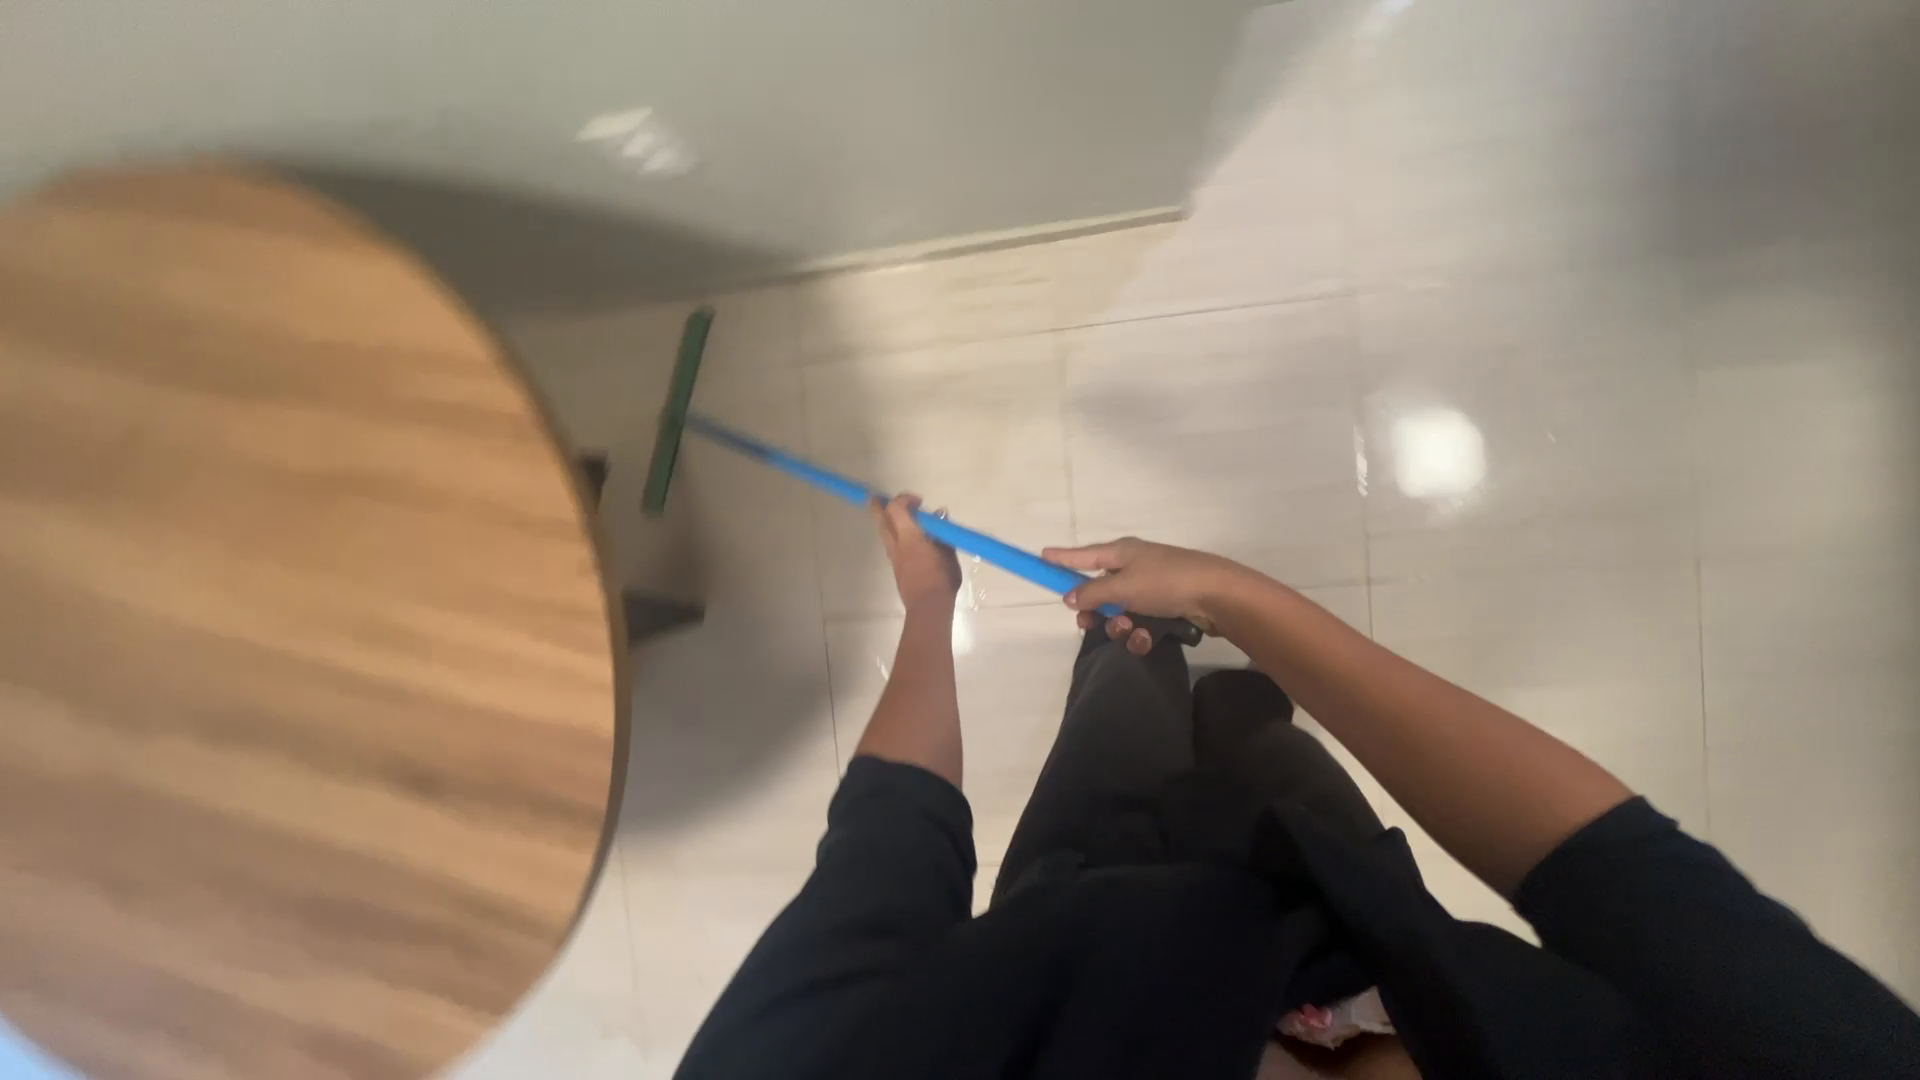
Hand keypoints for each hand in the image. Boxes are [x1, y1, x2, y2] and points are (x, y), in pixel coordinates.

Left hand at [872, 494, 962, 610]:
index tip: (918, 501)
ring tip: (896, 517)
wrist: (928, 607)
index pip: (896, 509)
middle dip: (878, 506)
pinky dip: (894, 535)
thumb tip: (940, 514)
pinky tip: (907, 538)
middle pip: (881, 520)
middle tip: (878, 498)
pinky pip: (891, 545)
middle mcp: (896, 545)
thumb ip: (942, 533)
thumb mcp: (948, 554)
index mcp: (910, 538)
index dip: (903, 499)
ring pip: (883, 533)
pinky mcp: (896, 568)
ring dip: (886, 521)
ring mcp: (894, 557)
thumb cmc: (941, 579)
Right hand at [1043, 537, 1249, 654]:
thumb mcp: (1123, 587)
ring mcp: (1151, 589)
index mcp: (1121, 553)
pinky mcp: (1165, 609)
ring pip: (1119, 612)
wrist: (1218, 596)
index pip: (1083, 555)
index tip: (1041, 557)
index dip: (1062, 558)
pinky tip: (1149, 638)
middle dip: (1094, 610)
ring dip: (1120, 626)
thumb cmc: (1166, 582)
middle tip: (1087, 624)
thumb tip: (1070, 597)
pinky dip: (1141, 633)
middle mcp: (1134, 568)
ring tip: (1131, 630)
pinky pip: (1140, 623)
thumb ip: (1092, 593)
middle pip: (1099, 590)